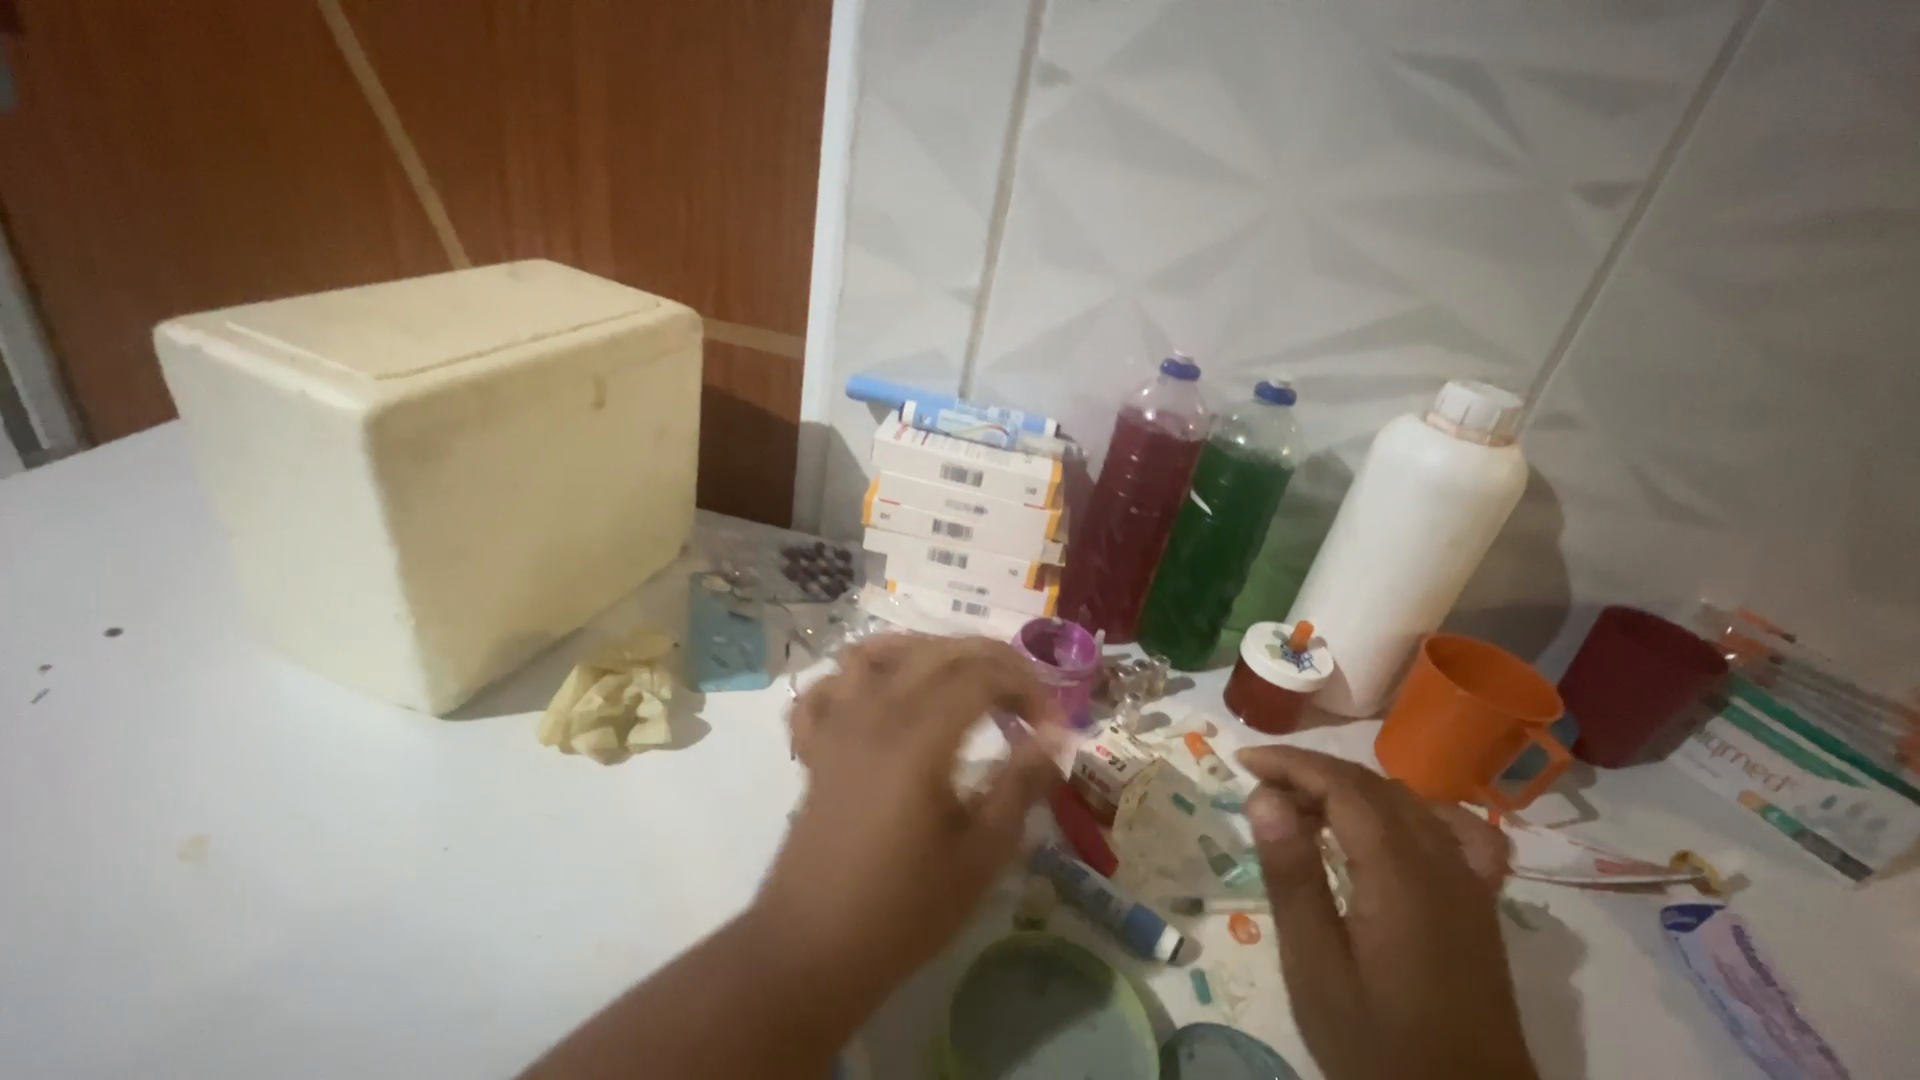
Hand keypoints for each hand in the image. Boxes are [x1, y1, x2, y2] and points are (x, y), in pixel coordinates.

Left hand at [759, 634, 1066, 998]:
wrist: (813, 949)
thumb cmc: (904, 909)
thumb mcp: (980, 856)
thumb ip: (1020, 786)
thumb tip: (1054, 739)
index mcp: (920, 736)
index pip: (983, 675)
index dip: (1027, 687)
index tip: (1051, 724)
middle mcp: (875, 713)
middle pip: (937, 651)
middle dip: (990, 659)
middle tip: (1023, 695)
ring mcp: (837, 725)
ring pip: (875, 652)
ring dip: (924, 652)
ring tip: (957, 682)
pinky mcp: (814, 747)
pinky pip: (826, 687)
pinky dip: (855, 679)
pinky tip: (881, 700)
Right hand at [1235, 746, 1536, 1079]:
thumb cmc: (1377, 1045)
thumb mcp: (1316, 968)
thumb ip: (1293, 877)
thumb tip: (1265, 796)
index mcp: (1399, 876)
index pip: (1344, 787)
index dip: (1292, 764)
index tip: (1243, 762)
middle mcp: (1443, 864)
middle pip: (1376, 786)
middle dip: (1314, 772)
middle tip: (1261, 785)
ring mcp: (1470, 883)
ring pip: (1411, 802)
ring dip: (1353, 789)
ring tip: (1305, 809)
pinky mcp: (1482, 904)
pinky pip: (1455, 830)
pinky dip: (1412, 811)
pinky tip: (1389, 829)